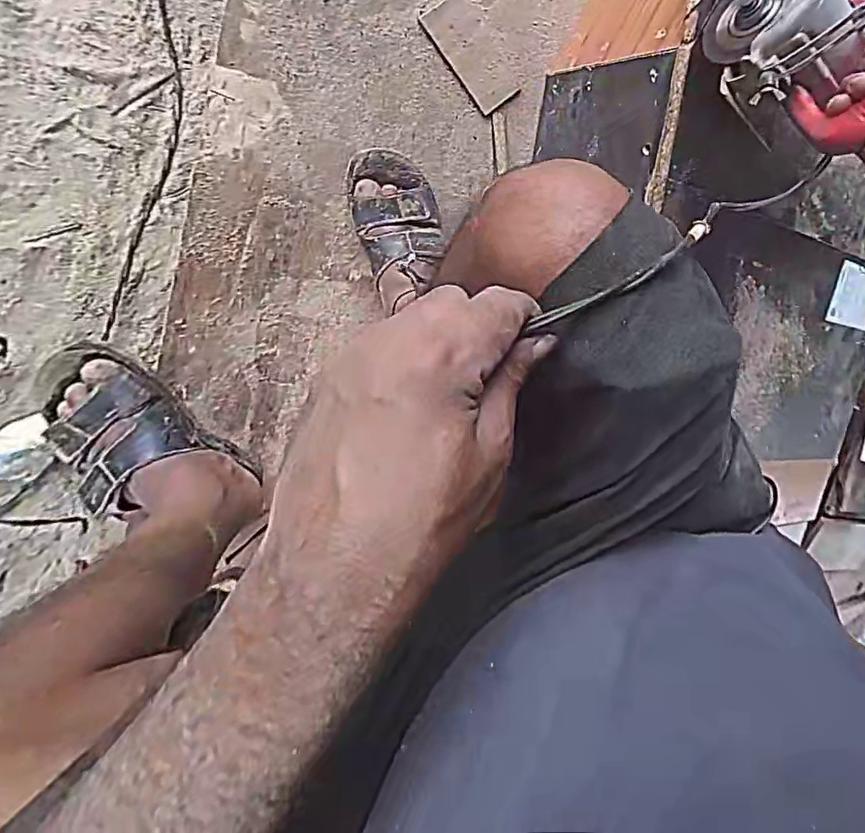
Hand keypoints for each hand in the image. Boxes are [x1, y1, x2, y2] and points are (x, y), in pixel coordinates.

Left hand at [262, 285, 555, 604]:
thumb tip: (534, 346)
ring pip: (414, 313)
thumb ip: (511, 384)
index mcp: (440, 354)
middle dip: (481, 324)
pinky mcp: (330, 371)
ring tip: (448, 390)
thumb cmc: (418, 522)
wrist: (333, 565)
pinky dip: (406, 352)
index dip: (524, 320)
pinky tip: (409, 399)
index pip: (499, 301)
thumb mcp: (489, 454)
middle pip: (454, 300)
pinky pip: (381, 339)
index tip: (529, 343)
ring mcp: (352, 351)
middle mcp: (391, 338)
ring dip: (441, 336)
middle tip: (490, 372)